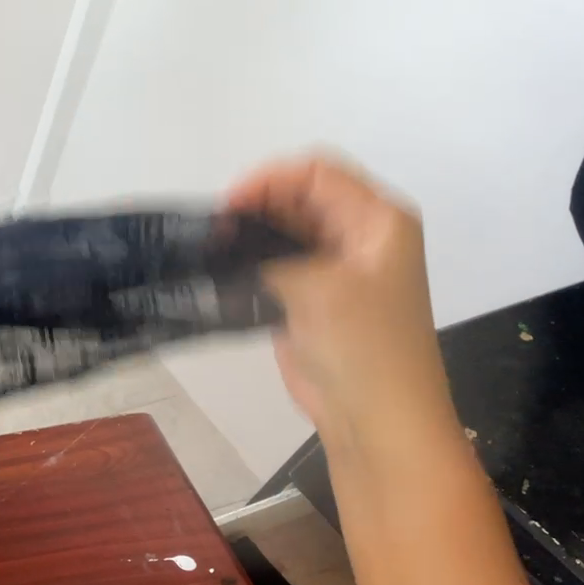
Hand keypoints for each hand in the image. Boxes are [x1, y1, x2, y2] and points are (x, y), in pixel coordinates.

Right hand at [226, 154, 459, 456]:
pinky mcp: (305, 298)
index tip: (225, 208)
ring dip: (246, 236)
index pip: (317, 173)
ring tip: (208, 252)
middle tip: (210, 233)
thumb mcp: (319, 287)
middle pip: (297, 198)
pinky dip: (245, 264)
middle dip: (254, 206)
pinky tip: (218, 274)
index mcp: (376, 220)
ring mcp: (330, 268)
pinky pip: (272, 266)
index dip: (269, 180)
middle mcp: (355, 236)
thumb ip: (272, 256)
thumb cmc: (362, 345)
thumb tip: (223, 246)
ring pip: (281, 232)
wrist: (374, 411)